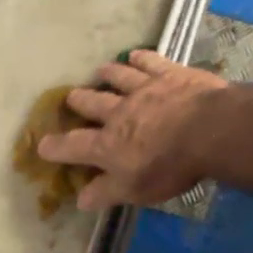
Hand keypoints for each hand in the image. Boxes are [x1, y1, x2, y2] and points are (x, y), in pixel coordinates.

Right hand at [36, 50, 231, 210]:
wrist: (209, 128)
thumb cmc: (172, 166)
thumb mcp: (136, 190)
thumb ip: (107, 192)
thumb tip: (80, 198)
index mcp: (109, 144)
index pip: (74, 146)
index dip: (56, 146)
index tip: (42, 143)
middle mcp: (121, 111)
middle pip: (95, 103)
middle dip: (81, 101)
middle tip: (71, 96)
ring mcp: (146, 88)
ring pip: (121, 77)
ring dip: (109, 73)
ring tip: (100, 70)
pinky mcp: (171, 73)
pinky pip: (151, 61)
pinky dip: (141, 56)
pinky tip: (136, 53)